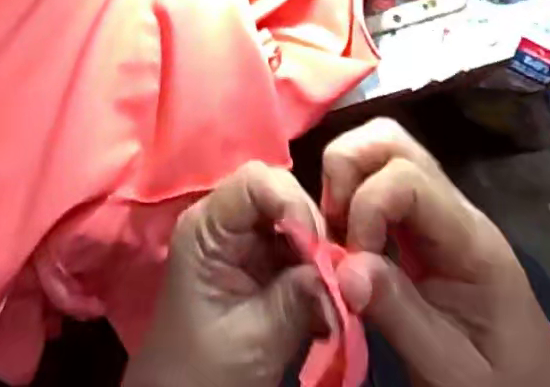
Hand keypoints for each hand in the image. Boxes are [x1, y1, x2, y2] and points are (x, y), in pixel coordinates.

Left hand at [123, 161, 332, 386]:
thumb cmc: (205, 373)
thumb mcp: (256, 337)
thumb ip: (298, 298)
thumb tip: (345, 274)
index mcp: (207, 227)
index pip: (254, 181)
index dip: (291, 201)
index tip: (318, 245)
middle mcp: (223, 220)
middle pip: (276, 191)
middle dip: (310, 225)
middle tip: (334, 269)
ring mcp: (241, 239)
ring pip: (291, 217)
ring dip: (316, 248)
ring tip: (334, 285)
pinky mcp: (257, 260)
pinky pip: (293, 245)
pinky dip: (314, 265)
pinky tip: (325, 295)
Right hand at [321, 119, 549, 386]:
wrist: (535, 385)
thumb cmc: (501, 381)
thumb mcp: (454, 372)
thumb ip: (400, 317)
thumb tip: (345, 270)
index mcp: (469, 238)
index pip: (406, 179)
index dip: (365, 207)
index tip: (352, 263)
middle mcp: (450, 204)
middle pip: (389, 139)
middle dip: (345, 171)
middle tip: (335, 231)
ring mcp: (433, 203)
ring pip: (377, 145)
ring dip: (342, 178)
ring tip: (338, 235)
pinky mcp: (416, 212)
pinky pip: (374, 171)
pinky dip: (346, 192)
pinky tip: (347, 240)